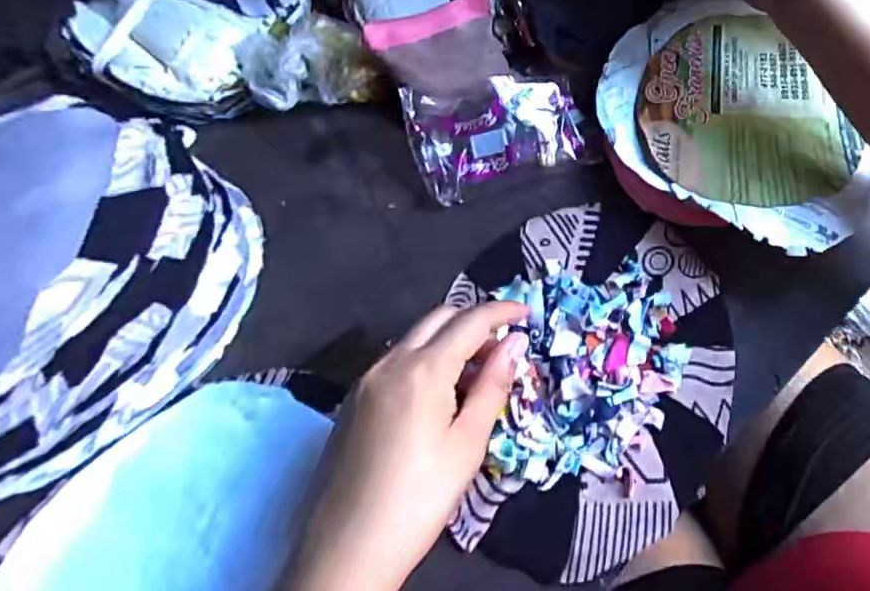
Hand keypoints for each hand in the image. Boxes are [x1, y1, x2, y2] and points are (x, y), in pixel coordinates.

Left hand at [280, 301, 528, 590]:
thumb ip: (494, 383)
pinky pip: (398, 360)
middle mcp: (390, 364)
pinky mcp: (352, 404)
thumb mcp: (468, 442)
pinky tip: (440, 395)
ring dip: (450, 338)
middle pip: (441, 317)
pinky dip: (427, 358)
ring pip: (417, 336)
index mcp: (423, 370)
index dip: (503, 311)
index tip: (527, 314)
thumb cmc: (418, 500)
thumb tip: (516, 341)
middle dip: (476, 320)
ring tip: (476, 375)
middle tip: (503, 346)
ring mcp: (366, 383)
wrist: (342, 559)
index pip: (472, 320)